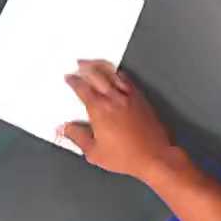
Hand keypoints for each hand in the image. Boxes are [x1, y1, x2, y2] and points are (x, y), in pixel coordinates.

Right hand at [59, 61, 188, 183]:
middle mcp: (114, 98)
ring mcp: (130, 97)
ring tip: (96, 64)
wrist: (155, 156)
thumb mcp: (94, 152)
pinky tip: (118, 75)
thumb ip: (77, 137)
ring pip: (113, 74)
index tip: (69, 78)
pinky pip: (129, 80)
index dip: (74, 81)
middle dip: (86, 67)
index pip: (82, 88)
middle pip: (97, 75)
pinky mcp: (142, 99)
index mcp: (99, 109)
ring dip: (102, 67)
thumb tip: (65, 129)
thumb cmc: (126, 156)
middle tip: (80, 64)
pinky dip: (120, 74)